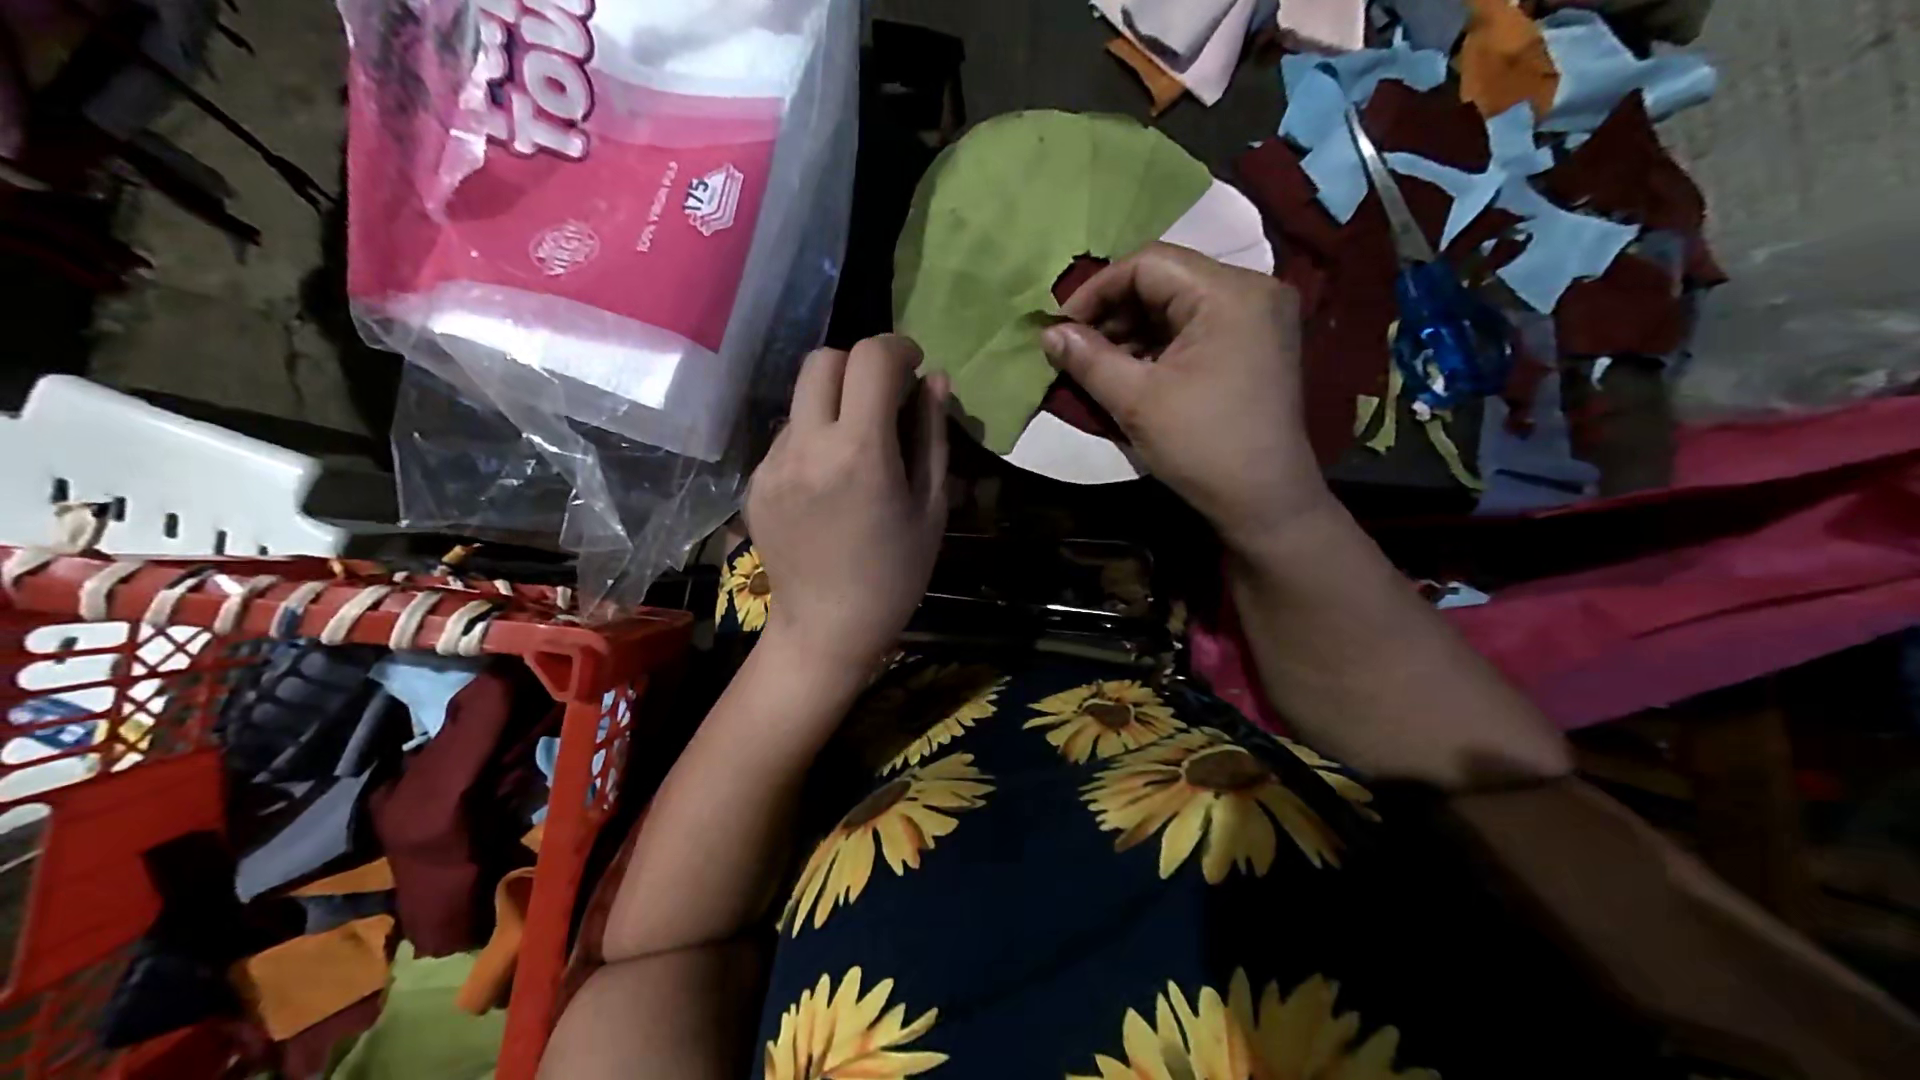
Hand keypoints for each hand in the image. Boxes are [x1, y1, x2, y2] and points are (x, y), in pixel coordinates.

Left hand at [745, 335, 948, 671]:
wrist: (826, 628)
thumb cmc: (895, 574)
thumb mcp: (930, 507)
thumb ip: (931, 435)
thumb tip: (935, 380)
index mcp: (860, 452)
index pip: (870, 358)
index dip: (898, 349)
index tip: (913, 368)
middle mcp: (807, 446)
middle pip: (823, 360)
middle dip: (859, 365)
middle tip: (883, 398)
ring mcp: (772, 464)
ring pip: (801, 399)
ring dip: (834, 404)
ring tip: (856, 449)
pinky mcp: (754, 483)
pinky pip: (786, 436)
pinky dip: (812, 438)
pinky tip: (827, 481)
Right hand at [1042, 242, 1333, 552]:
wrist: (1265, 502)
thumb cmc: (1202, 446)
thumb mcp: (1136, 400)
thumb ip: (1088, 359)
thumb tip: (1048, 333)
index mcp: (1230, 293)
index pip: (1149, 264)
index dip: (1097, 290)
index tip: (1062, 327)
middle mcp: (1253, 290)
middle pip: (1165, 280)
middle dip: (1113, 312)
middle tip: (1076, 348)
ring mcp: (1259, 317)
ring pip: (1178, 304)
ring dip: (1132, 330)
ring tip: (1097, 363)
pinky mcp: (1256, 344)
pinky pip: (1196, 327)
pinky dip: (1158, 344)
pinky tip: (1130, 370)